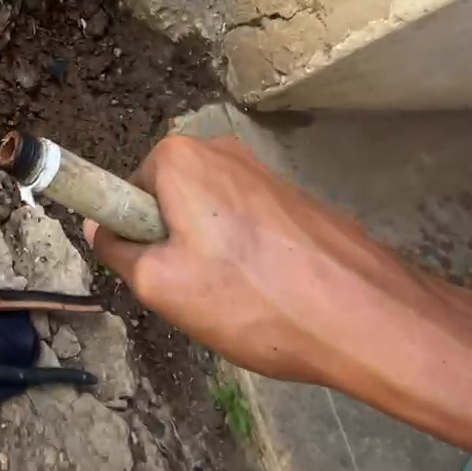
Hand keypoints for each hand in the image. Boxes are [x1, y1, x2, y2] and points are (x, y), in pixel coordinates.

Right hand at [84, 135, 426, 385]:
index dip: (134, 235)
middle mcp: (216, 149)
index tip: (158, 269)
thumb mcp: (159, 285)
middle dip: (173, 242)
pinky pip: (245, 223)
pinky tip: (272, 291)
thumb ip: (114, 251)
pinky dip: (249, 254)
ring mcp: (261, 170)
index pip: (123, 191)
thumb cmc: (252, 297)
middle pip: (166, 199)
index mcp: (176, 157)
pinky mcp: (294, 196)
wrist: (373, 321)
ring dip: (211, 250)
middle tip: (196, 288)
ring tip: (240, 295)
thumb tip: (98, 228)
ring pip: (207, 214)